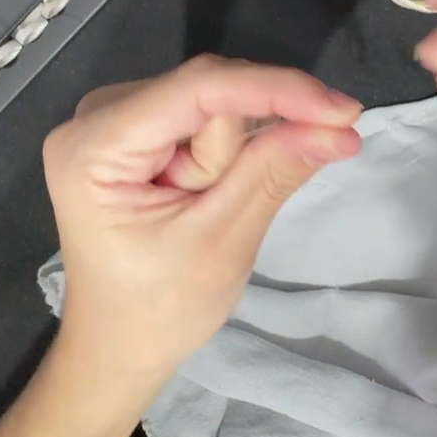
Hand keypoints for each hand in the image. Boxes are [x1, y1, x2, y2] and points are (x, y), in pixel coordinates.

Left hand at [42, 55, 361, 383]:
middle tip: (228, 207)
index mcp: (93, 147)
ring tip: (210, 207)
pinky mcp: (141, 125)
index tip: (343, 111)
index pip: (197, 88)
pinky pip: (210, 110)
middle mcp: (98, 114)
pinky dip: (234, 146)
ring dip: (238, 150)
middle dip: (244, 142)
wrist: (119, 348)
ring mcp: (118, 115)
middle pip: (208, 90)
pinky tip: (219, 186)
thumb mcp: (222, 244)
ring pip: (216, 98)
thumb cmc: (158, 310)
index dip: (274, 90)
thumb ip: (274, 173)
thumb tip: (339, 127)